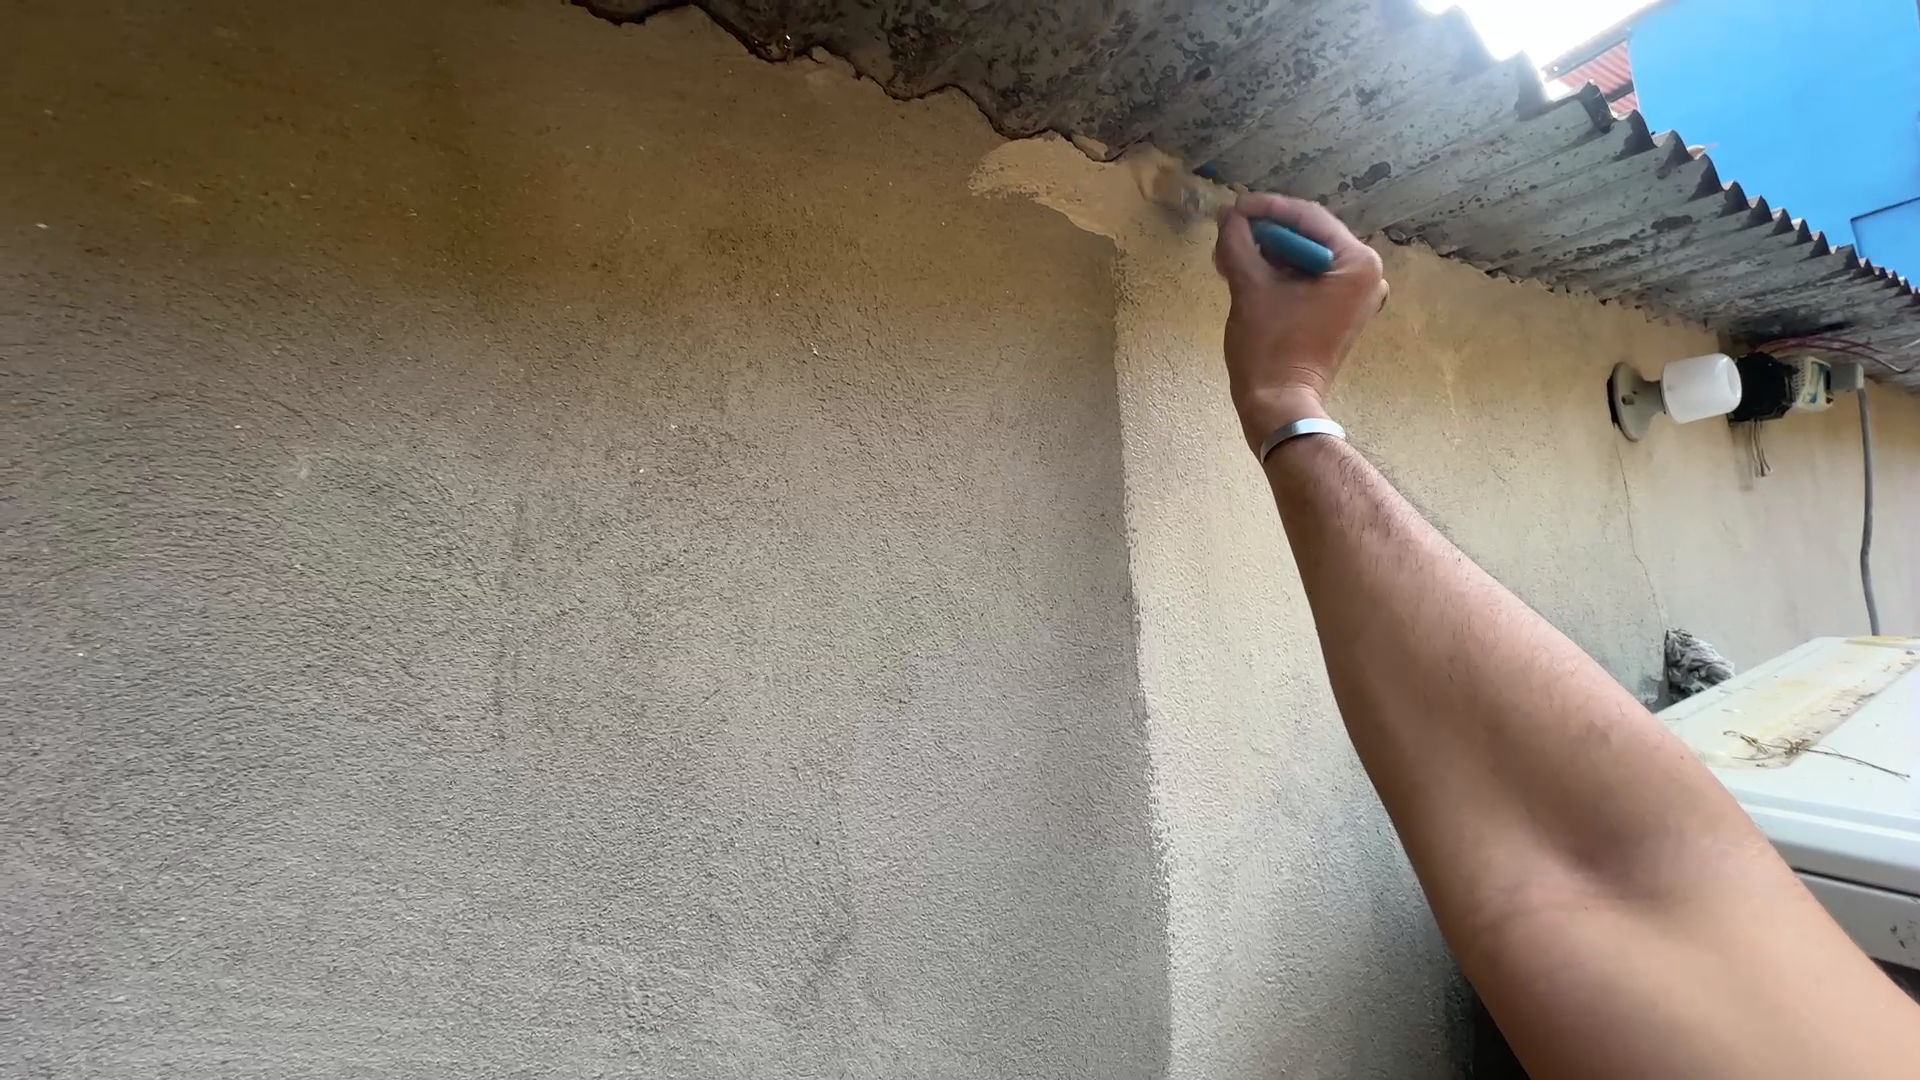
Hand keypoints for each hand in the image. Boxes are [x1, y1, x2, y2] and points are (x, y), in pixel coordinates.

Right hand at [1213, 193, 1388, 453]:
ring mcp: (1352, 299)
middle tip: (1226, 231)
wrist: (1278, 406)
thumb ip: (1238, 245)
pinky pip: (1304, 283)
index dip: (1265, 210)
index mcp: (1356, 263)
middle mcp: (1365, 276)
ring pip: (1302, 262)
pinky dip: (1275, 277)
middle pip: (1306, 239)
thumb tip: (1227, 218)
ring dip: (1264, 256)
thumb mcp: (1250, 290)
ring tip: (1227, 254)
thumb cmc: (1269, 349)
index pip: (1307, 219)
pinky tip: (1243, 274)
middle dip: (1263, 234)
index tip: (1232, 208)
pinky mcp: (1335, 316)